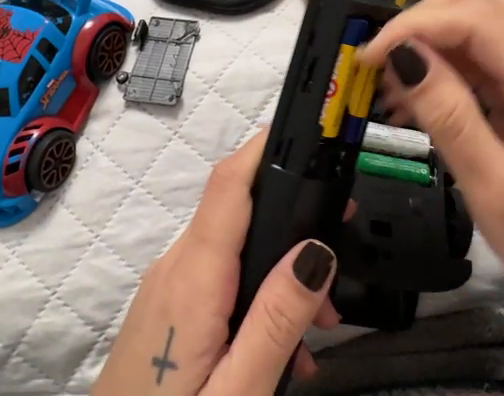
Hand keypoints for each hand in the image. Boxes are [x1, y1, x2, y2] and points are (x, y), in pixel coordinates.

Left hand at [94, 131, 341, 395]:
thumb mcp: (239, 388)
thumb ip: (278, 318)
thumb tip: (316, 249)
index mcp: (193, 277)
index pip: (230, 183)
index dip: (267, 145)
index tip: (311, 133)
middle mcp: (173, 269)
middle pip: (240, 215)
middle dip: (294, 231)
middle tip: (339, 282)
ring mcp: (164, 290)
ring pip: (232, 252)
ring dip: (278, 276)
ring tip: (314, 337)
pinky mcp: (164, 312)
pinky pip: (216, 282)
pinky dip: (254, 298)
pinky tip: (278, 351)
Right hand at [357, 0, 503, 357]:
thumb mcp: (494, 190)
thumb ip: (450, 117)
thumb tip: (403, 55)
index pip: (477, 17)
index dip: (417, 25)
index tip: (370, 57)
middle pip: (477, 1)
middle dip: (419, 22)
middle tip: (377, 66)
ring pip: (473, 15)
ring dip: (426, 36)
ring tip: (391, 83)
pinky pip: (477, 45)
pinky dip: (438, 56)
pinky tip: (413, 92)